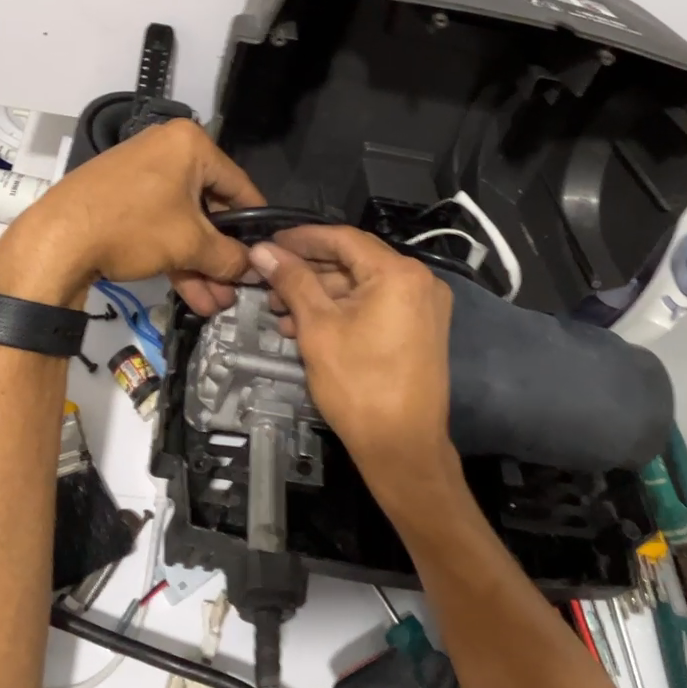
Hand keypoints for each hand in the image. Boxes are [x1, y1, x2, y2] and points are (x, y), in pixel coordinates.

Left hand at [0, 119, 265, 312]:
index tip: (267, 254)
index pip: (239, 186)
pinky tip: (192, 294)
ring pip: (183, 222)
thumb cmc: (133, 228)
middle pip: (210, 207)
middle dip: (222, 255)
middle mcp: (167, 150)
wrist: (56, 240)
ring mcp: (142, 174)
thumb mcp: (191, 245)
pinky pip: (160, 225)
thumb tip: (253, 269)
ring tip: (216, 303)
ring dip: (200, 264)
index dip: (256, 225)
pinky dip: (175, 255)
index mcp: (190, 144)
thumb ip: (230, 257)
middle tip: (236, 288)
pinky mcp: (122, 198)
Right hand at [247, 227, 454, 482]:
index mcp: (399, 273)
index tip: (269, 244)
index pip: (343, 238)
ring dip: (321, 294)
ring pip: (362, 286)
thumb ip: (292, 281)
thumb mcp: (318, 328)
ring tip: (280, 311)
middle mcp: (419, 281)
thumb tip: (263, 250)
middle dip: (308, 271)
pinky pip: (376, 306)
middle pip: (353, 261)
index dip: (302, 239)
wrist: (403, 449)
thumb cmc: (359, 386)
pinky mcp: (420, 329)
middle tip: (269, 281)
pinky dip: (342, 311)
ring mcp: (423, 306)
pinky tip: (306, 326)